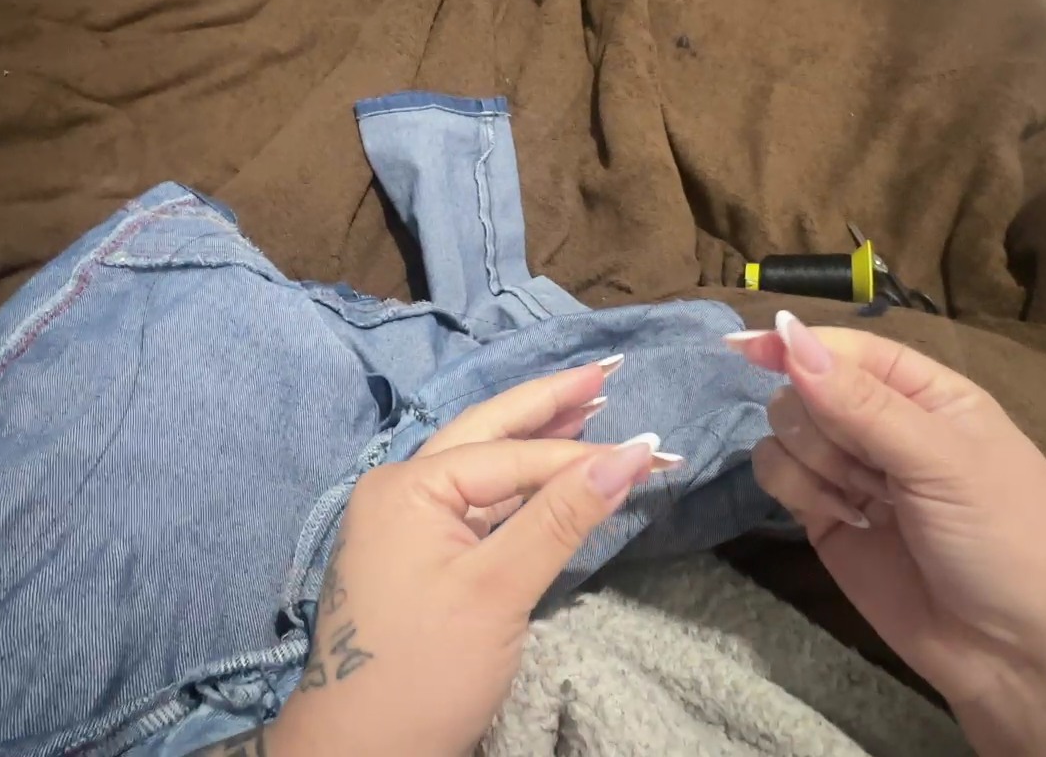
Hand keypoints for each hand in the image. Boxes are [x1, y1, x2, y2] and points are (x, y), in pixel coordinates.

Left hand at [264, 361, 671, 756]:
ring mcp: (405, 516)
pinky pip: (474, 499)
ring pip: (481, 462)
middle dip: (546, 403)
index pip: (510, 458)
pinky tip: (548, 467)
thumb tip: (630, 455)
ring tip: (586, 405)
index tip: (645, 449)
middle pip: (486, 431)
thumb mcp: (498, 591)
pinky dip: (516, 483)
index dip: (579, 455)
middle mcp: (400, 485)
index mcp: (408, 484)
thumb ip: (562, 516)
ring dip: (533, 437)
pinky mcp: (417, 547)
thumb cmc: (424, 673)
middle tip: (601, 373)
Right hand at [729, 312, 1045, 756]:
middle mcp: (879, 421)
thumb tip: (788, 334)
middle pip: (804, 387)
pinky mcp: (820, 508)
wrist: (1016, 664)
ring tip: (866, 502)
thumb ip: (862, 402)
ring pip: (783, 428)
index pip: (845, 349)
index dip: (797, 343)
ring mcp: (847, 466)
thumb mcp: (945, 464)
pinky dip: (796, 489)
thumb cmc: (1005, 544)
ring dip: (814, 463)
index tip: (745, 348)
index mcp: (925, 393)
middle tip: (868, 468)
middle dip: (822, 425)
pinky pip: (774, 470)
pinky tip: (842, 517)